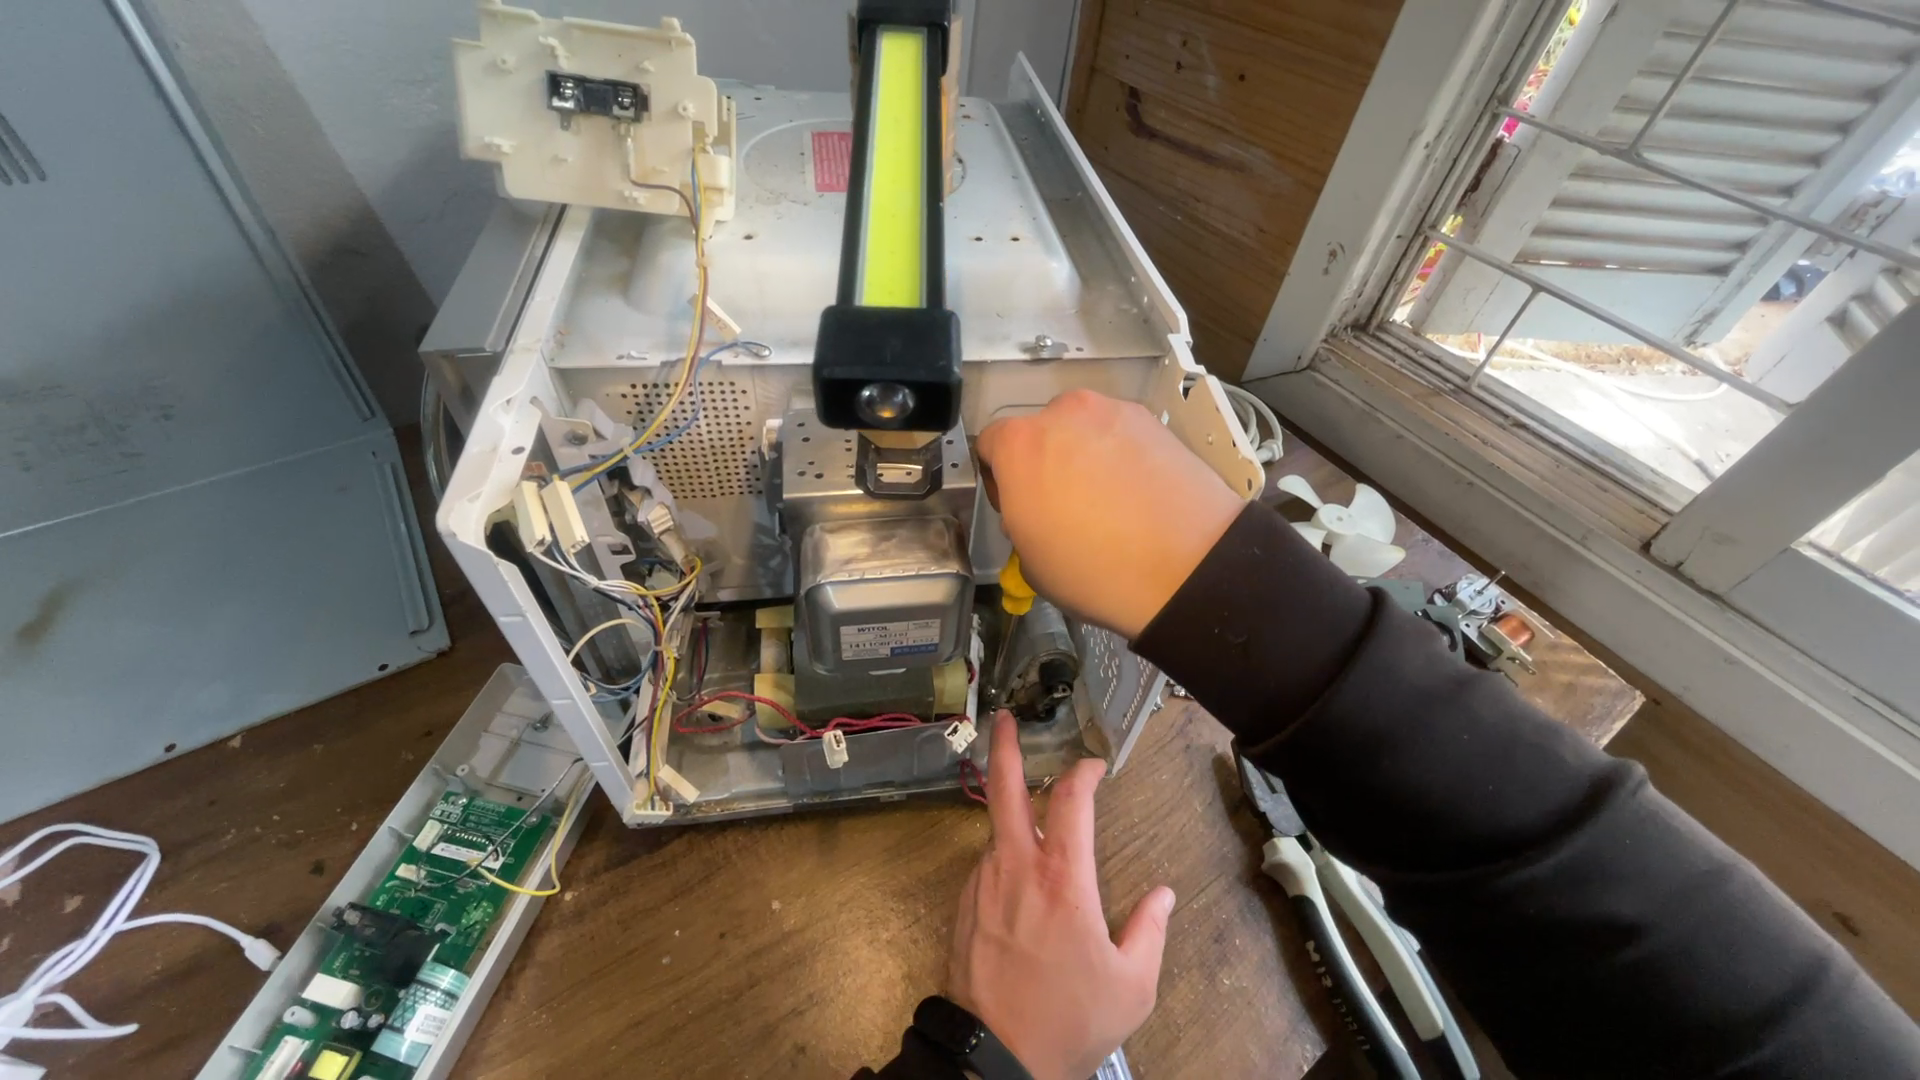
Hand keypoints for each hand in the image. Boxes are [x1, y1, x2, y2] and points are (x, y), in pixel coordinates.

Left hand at [947, 715, 1174, 1079]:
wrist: (995, 1059)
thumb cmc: (1069, 1018)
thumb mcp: (1131, 985)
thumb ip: (1151, 930)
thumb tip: (1164, 894)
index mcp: (1063, 878)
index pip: (1071, 800)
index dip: (1084, 772)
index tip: (1095, 765)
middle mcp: (1016, 866)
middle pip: (1004, 788)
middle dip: (1003, 746)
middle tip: (1002, 717)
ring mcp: (982, 882)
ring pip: (997, 832)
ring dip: (1015, 822)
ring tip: (1037, 835)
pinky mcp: (963, 904)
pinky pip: (987, 868)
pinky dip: (1004, 862)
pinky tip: (1021, 892)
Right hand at [976, 389, 1243, 639]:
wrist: (1187, 568)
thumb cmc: (1096, 571)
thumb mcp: (1031, 562)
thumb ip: (1019, 519)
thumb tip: (1035, 510)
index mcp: (1019, 446)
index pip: (990, 445)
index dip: (999, 479)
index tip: (1016, 506)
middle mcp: (1063, 414)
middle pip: (1039, 431)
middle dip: (1044, 462)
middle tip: (1063, 505)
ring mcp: (1113, 411)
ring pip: (1083, 430)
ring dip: (1084, 455)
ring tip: (1106, 500)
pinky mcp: (1154, 422)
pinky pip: (1121, 434)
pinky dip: (1122, 455)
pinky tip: (1136, 493)